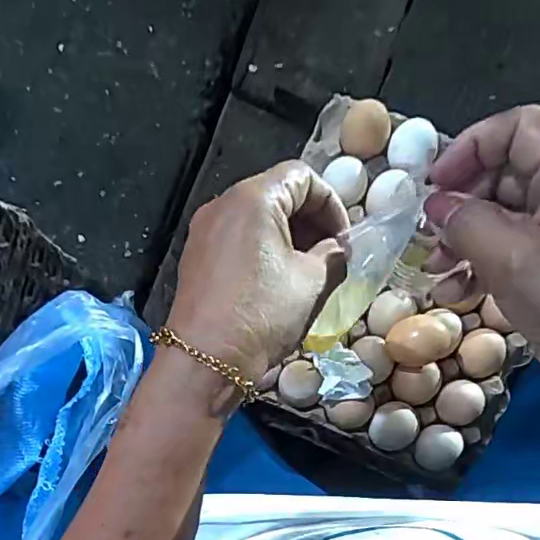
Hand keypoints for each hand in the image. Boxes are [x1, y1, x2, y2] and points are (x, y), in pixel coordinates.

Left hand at [168, 161, 348, 382]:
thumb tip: (337, 251)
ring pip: (256, 222)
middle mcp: (221, 206)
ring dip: (288, 241)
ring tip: (306, 277)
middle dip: (310, 223)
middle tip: (329, 259)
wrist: (203, 362)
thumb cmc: (261, 316)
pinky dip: (262, 255)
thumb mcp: (312, 283)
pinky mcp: (195, 261)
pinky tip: (275, 288)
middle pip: (276, 196)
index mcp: (251, 198)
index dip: (332, 205)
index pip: (303, 177)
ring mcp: (203, 234)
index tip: (343, 241)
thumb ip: (334, 255)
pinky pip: (237, 245)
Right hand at [424, 106, 539, 386]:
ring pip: (498, 210)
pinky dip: (476, 261)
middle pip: (502, 170)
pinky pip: (505, 241)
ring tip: (436, 268)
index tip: (434, 182)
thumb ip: (465, 222)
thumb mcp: (510, 257)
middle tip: (428, 232)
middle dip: (459, 203)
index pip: (518, 128)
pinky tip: (455, 289)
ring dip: (460, 238)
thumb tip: (435, 207)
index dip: (469, 148)